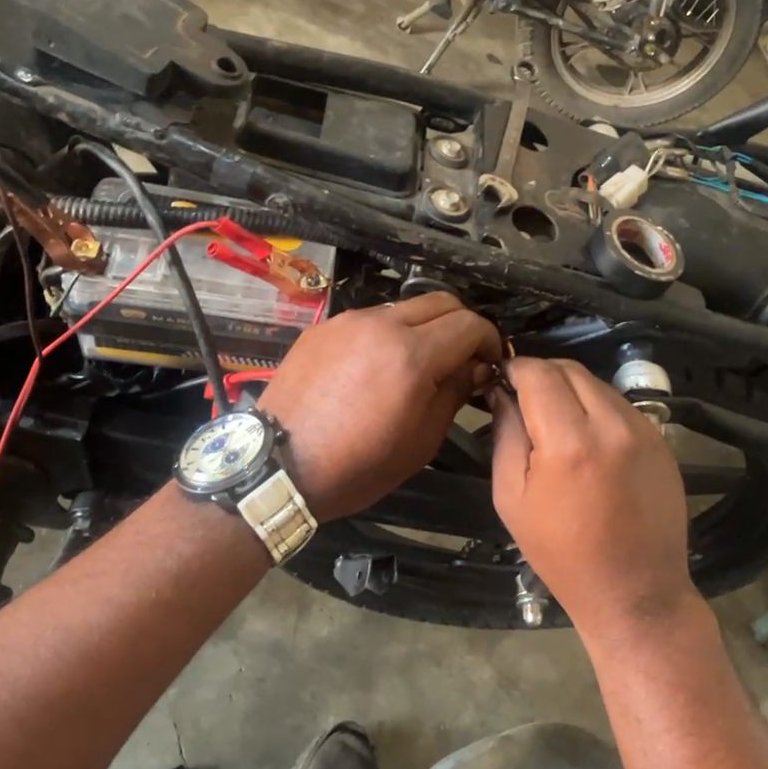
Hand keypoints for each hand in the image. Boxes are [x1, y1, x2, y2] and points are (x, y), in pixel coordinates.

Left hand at [259, 292, 500, 519]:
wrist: (277, 467)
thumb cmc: (357, 466)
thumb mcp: (421, 442)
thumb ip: (454, 393)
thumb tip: (475, 367)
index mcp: (412, 355)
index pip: (470, 323)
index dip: (489, 340)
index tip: (490, 361)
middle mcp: (382, 325)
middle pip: (441, 301)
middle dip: (461, 324)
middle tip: (463, 356)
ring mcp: (348, 321)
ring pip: (404, 307)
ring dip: (423, 326)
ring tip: (418, 362)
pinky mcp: (323, 327)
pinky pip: (368, 319)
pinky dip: (387, 333)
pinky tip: (377, 366)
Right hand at [490, 358, 696, 631]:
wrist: (636, 593)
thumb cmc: (562, 553)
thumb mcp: (512, 498)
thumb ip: (506, 435)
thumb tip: (501, 392)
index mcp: (569, 441)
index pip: (538, 373)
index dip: (514, 368)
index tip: (501, 378)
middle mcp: (611, 425)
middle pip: (570, 369)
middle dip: (541, 374)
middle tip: (523, 396)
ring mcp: (643, 430)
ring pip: (597, 384)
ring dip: (571, 389)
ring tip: (555, 419)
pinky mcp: (661, 440)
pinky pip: (620, 405)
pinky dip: (597, 407)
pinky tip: (587, 437)